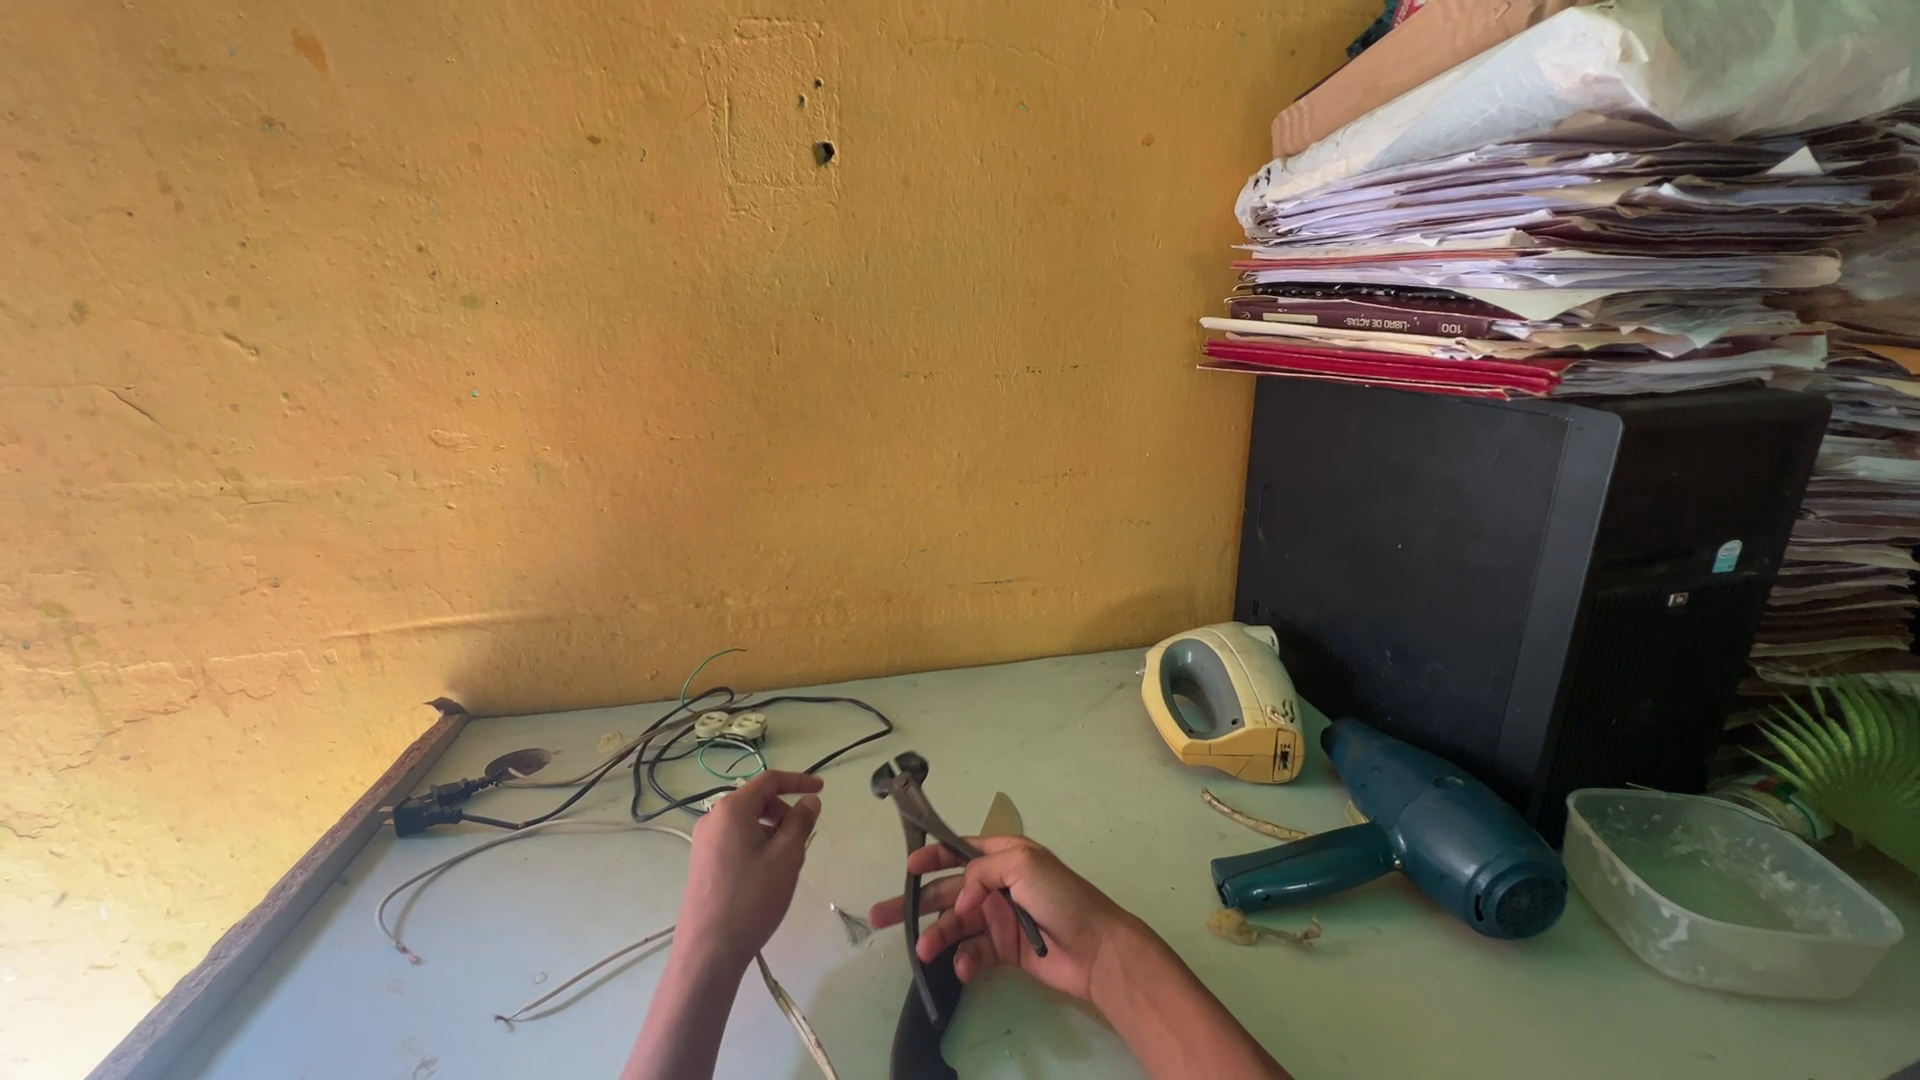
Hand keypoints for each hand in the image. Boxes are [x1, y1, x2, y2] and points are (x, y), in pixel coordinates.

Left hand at [673, 770, 822, 970]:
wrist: (708, 951)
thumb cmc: (752, 898)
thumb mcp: (787, 856)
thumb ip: (801, 821)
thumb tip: (809, 801)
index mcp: (731, 810)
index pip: (769, 781)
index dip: (799, 781)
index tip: (822, 789)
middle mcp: (712, 819)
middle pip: (755, 800)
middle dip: (784, 810)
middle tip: (804, 834)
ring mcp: (703, 842)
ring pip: (745, 822)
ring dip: (771, 829)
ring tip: (787, 858)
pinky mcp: (701, 863)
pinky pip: (735, 839)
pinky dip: (756, 842)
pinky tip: (767, 871)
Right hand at [869, 836, 1138, 1002]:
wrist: (1095, 949)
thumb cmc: (1061, 896)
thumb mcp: (1023, 864)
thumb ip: (982, 873)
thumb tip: (960, 899)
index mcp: (1003, 856)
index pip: (959, 851)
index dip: (932, 857)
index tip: (907, 867)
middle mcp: (997, 885)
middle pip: (948, 890)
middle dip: (915, 901)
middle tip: (879, 916)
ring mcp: (999, 919)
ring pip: (955, 924)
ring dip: (937, 935)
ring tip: (922, 951)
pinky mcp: (1004, 950)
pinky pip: (973, 953)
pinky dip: (963, 959)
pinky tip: (962, 966)